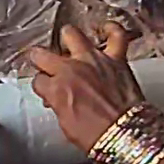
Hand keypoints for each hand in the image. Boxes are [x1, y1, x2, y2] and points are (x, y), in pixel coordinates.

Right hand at [25, 22, 145, 153]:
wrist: (125, 135)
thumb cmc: (96, 136)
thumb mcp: (65, 124)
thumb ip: (58, 104)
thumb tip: (56, 98)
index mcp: (56, 88)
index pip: (38, 80)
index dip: (42, 85)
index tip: (46, 89)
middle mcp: (71, 69)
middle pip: (43, 54)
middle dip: (40, 59)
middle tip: (45, 63)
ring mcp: (93, 60)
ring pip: (72, 34)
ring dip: (67, 39)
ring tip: (68, 43)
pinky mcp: (115, 58)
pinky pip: (116, 35)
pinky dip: (111, 29)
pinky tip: (106, 28)